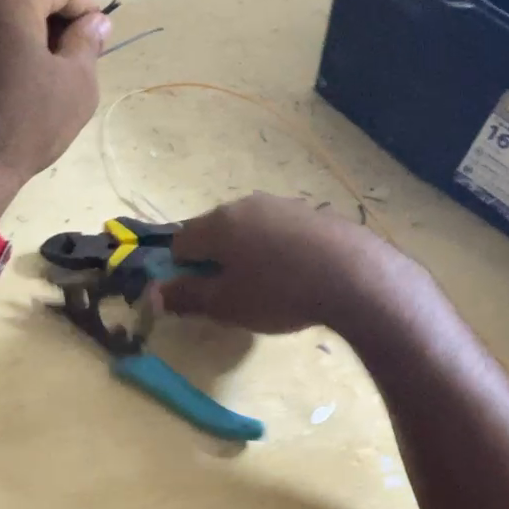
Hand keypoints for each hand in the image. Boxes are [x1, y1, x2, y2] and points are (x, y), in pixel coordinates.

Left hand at [0, 0, 110, 217]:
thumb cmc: (25, 125)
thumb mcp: (76, 86)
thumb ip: (87, 43)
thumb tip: (95, 21)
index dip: (86, 8)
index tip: (96, 40)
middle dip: (50, 4)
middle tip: (67, 46)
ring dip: (22, 12)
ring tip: (38, 55)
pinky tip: (8, 63)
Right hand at [154, 193, 413, 334]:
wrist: (353, 275)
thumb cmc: (278, 292)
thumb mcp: (226, 304)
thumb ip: (187, 297)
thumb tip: (154, 294)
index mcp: (217, 223)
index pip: (180, 241)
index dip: (181, 271)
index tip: (199, 295)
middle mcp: (246, 204)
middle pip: (216, 231)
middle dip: (217, 260)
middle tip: (234, 295)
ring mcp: (283, 204)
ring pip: (251, 229)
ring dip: (250, 254)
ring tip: (271, 288)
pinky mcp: (314, 214)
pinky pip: (282, 232)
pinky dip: (280, 252)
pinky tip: (299, 277)